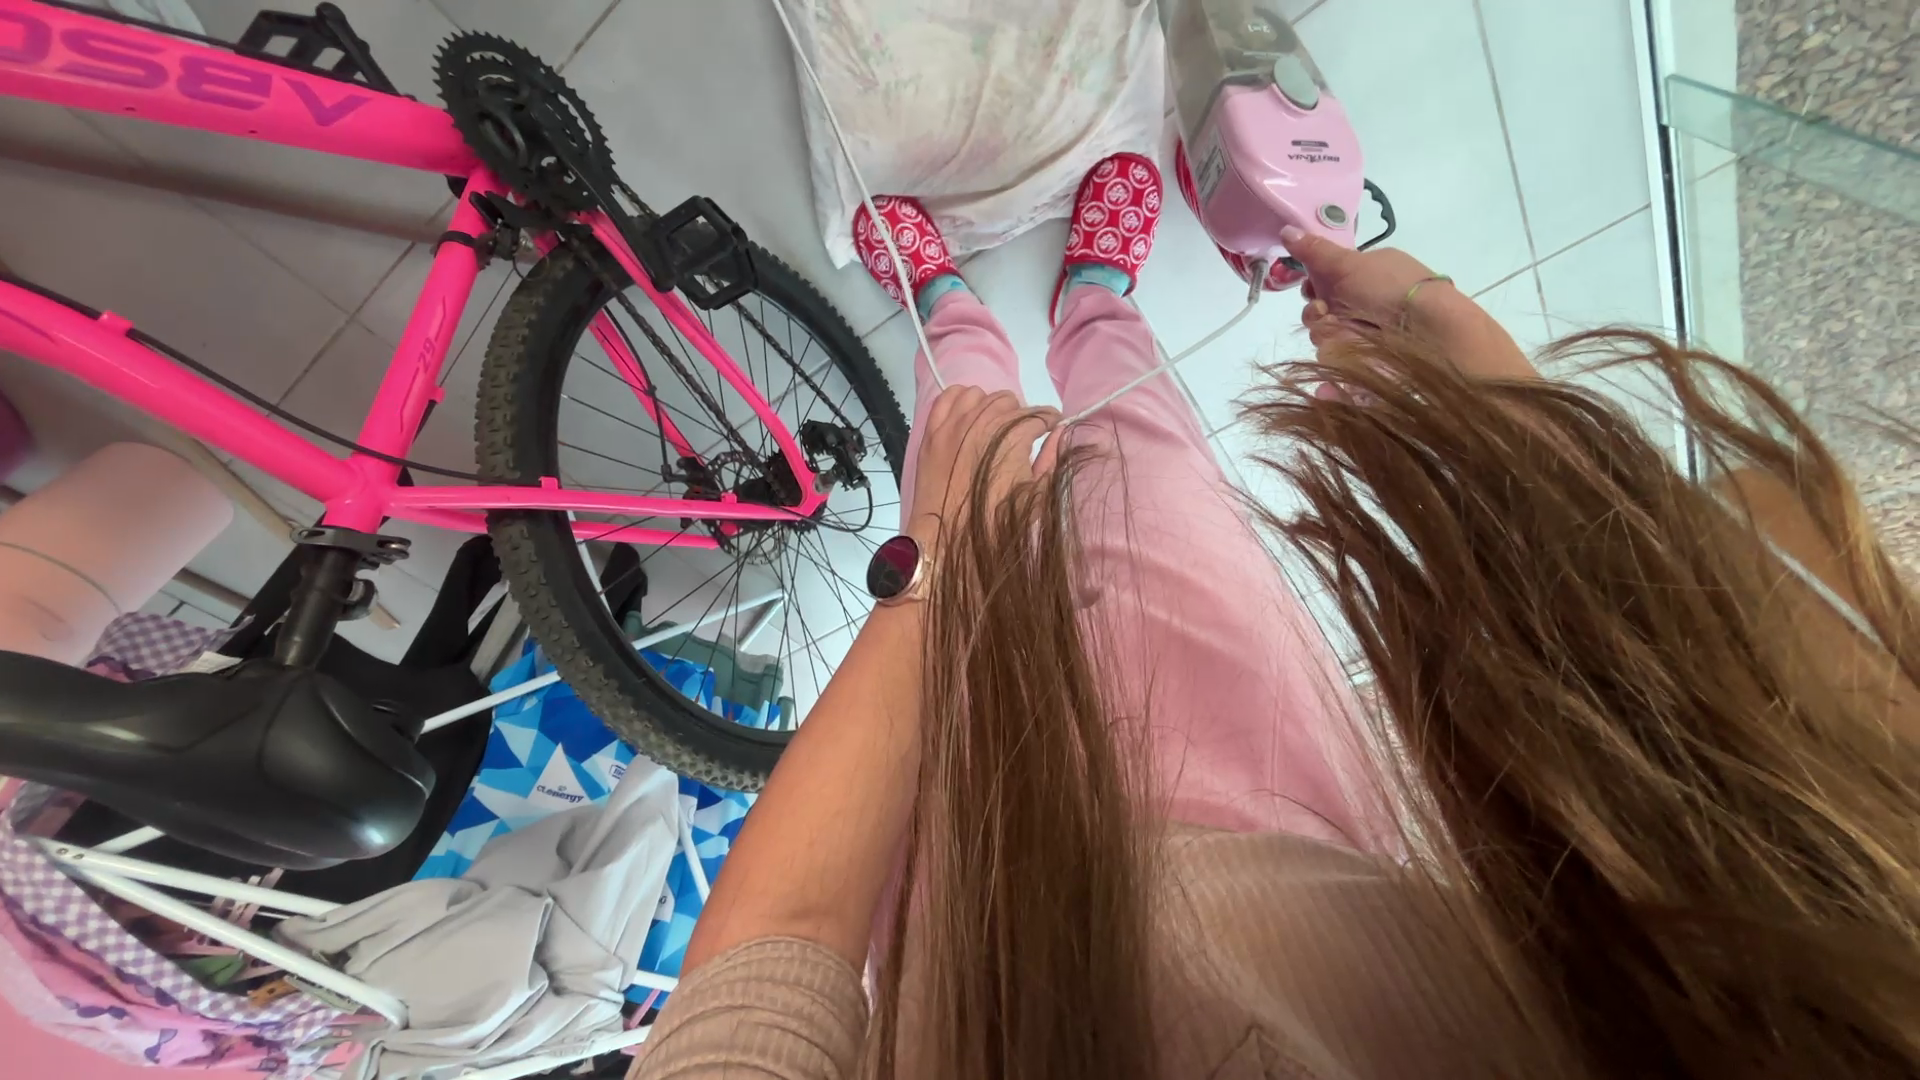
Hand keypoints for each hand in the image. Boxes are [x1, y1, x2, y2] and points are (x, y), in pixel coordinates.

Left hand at [906, 387, 1060, 542]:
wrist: (946, 536)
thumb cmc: (996, 521)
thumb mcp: (1037, 495)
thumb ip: (1052, 459)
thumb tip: (1060, 433)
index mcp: (1013, 436)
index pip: (1039, 415)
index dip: (1050, 419)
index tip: (1053, 425)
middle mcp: (982, 421)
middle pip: (1009, 402)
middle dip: (1020, 415)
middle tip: (1020, 435)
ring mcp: (953, 423)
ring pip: (979, 394)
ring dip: (990, 406)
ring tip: (993, 426)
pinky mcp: (932, 430)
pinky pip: (948, 397)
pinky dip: (960, 399)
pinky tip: (967, 413)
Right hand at [1283, 226, 1534, 379]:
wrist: (1419, 328)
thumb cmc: (1385, 288)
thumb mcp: (1347, 263)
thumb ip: (1315, 251)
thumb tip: (1286, 228)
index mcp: (1362, 273)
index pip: (1323, 281)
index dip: (1312, 286)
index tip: (1312, 289)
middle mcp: (1360, 300)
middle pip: (1317, 309)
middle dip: (1316, 311)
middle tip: (1325, 309)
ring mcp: (1361, 328)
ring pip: (1321, 333)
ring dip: (1326, 329)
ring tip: (1343, 328)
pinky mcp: (1360, 354)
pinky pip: (1331, 353)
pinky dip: (1336, 347)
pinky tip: (1348, 344)